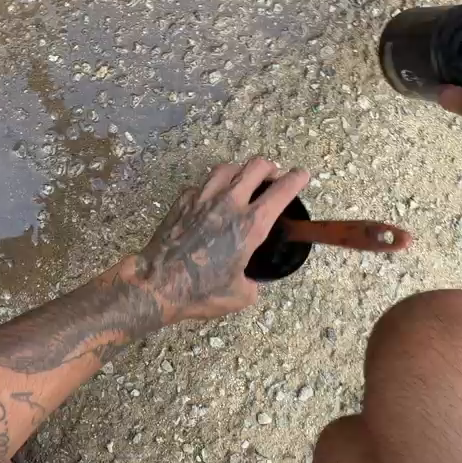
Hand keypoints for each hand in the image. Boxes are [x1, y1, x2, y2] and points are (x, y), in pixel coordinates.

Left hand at [128, 159, 310, 323]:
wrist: (159, 281)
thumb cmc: (201, 291)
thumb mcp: (240, 295)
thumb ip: (252, 282)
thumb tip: (249, 279)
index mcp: (250, 226)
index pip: (280, 192)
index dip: (296, 180)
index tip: (302, 174)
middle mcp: (229, 204)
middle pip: (255, 167)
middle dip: (270, 167)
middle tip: (273, 176)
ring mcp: (204, 197)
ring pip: (228, 167)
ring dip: (242, 169)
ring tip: (245, 178)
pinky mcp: (184, 199)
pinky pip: (204, 182)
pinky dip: (215, 184)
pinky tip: (214, 195)